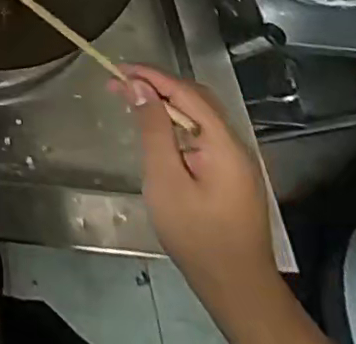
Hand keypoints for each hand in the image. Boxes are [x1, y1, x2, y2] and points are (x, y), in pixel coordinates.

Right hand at [105, 64, 276, 304]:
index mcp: (223, 143)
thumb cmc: (196, 234)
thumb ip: (153, 129)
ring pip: (200, 116)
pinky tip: (156, 129)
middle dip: (157, 84)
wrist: (236, 287)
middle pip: (197, 99)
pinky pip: (202, 134)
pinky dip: (176, 122)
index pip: (186, 92)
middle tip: (120, 83)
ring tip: (131, 99)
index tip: (118, 68)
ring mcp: (236, 161)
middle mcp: (235, 145)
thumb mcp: (165, 179)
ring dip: (165, 102)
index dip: (152, 76)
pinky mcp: (231, 175)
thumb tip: (139, 87)